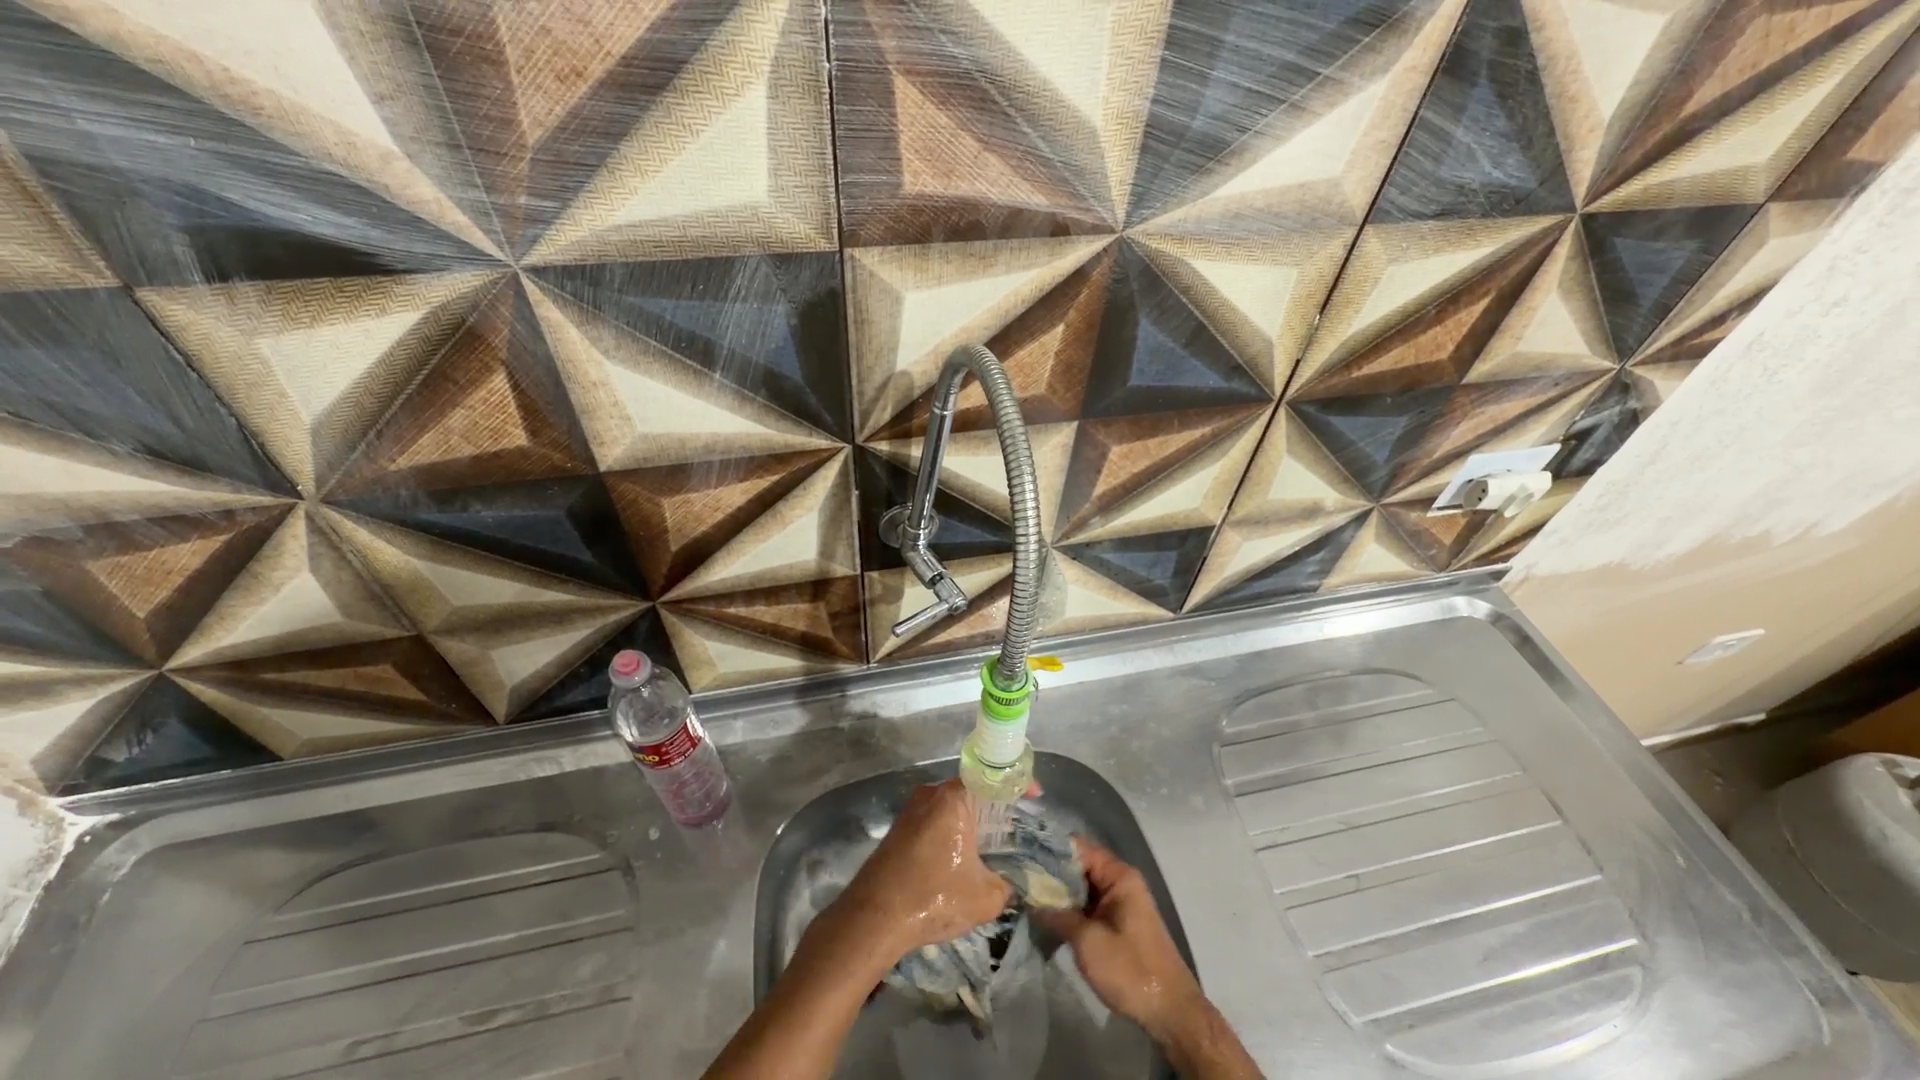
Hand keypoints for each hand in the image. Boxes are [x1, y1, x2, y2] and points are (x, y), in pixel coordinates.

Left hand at [828, 779, 1011, 959]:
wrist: (873, 918)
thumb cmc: (933, 899)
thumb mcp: (986, 897)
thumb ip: (1006, 884)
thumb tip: (1008, 883)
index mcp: (953, 799)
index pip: (993, 777)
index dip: (1017, 785)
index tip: (1035, 797)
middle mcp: (930, 795)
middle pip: (973, 790)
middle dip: (998, 807)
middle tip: (1019, 827)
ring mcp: (911, 812)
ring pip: (953, 808)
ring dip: (975, 823)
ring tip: (997, 845)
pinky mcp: (900, 831)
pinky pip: (937, 822)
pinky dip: (955, 834)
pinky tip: (965, 859)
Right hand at [1033, 837, 1205, 1039]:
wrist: (1169, 1011)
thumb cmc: (1130, 970)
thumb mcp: (1088, 941)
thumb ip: (1057, 915)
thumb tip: (1029, 898)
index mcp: (1119, 876)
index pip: (1078, 848)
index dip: (1048, 847)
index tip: (1017, 851)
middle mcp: (1119, 882)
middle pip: (1078, 866)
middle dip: (1047, 871)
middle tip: (1012, 874)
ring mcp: (1118, 903)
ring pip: (1080, 887)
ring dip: (1055, 892)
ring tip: (1019, 891)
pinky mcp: (1115, 923)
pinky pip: (1086, 906)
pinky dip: (1066, 908)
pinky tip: (1040, 913)